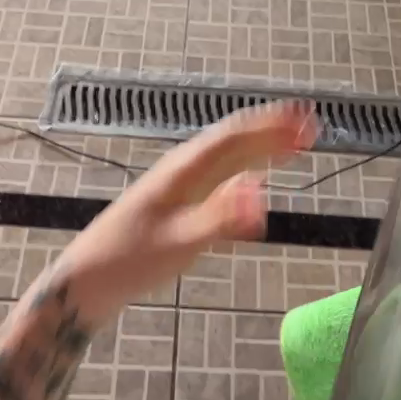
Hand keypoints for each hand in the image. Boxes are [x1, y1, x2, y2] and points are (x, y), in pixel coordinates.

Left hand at [55, 101, 317, 323]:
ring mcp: (182, 185)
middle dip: (273, 131)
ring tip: (296, 144)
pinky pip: (221, 176)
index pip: (233, 136)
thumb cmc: (130, 260)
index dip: (270, 126)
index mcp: (184, 169)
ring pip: (229, 156)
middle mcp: (185, 169)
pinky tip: (256, 178)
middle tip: (311, 127)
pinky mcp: (180, 203)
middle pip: (234, 140)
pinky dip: (246, 169)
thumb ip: (220, 218)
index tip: (303, 120)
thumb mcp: (179, 243)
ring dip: (262, 148)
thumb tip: (261, 192)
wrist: (89, 279)